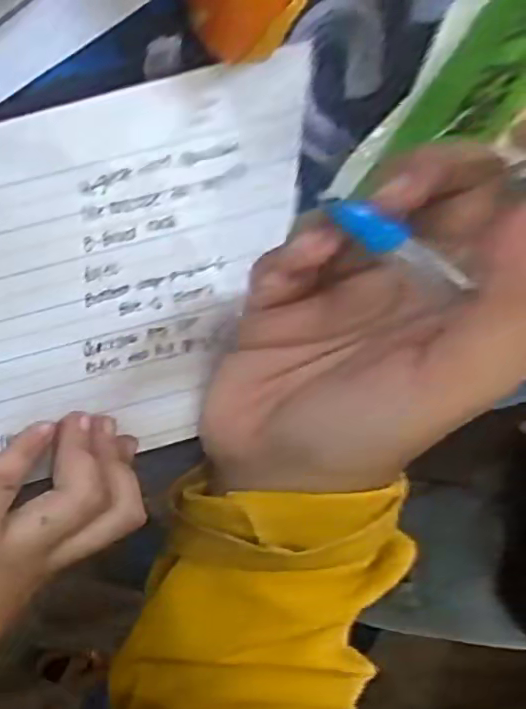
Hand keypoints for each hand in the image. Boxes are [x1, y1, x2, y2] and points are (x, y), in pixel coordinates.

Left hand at [0, 413, 144, 701]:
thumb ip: (7, 564)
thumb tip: (10, 528)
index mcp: (46, 571)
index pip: (110, 528)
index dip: (123, 487)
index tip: (120, 457)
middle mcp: (41, 556)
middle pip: (112, 509)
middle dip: (116, 464)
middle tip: (106, 428)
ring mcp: (10, 544)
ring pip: (78, 497)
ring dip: (83, 453)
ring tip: (81, 421)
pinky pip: (2, 484)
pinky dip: (21, 454)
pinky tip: (36, 429)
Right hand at [205, 141, 525, 493]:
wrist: (276, 467)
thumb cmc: (377, 425)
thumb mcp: (468, 370)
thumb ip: (514, 298)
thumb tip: (525, 209)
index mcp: (472, 288)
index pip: (496, 206)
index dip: (481, 177)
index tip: (453, 179)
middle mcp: (408, 279)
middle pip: (422, 202)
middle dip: (412, 180)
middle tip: (388, 191)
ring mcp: (333, 293)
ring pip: (345, 226)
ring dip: (339, 218)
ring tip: (321, 242)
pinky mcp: (272, 309)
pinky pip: (281, 266)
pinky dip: (285, 257)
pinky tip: (286, 268)